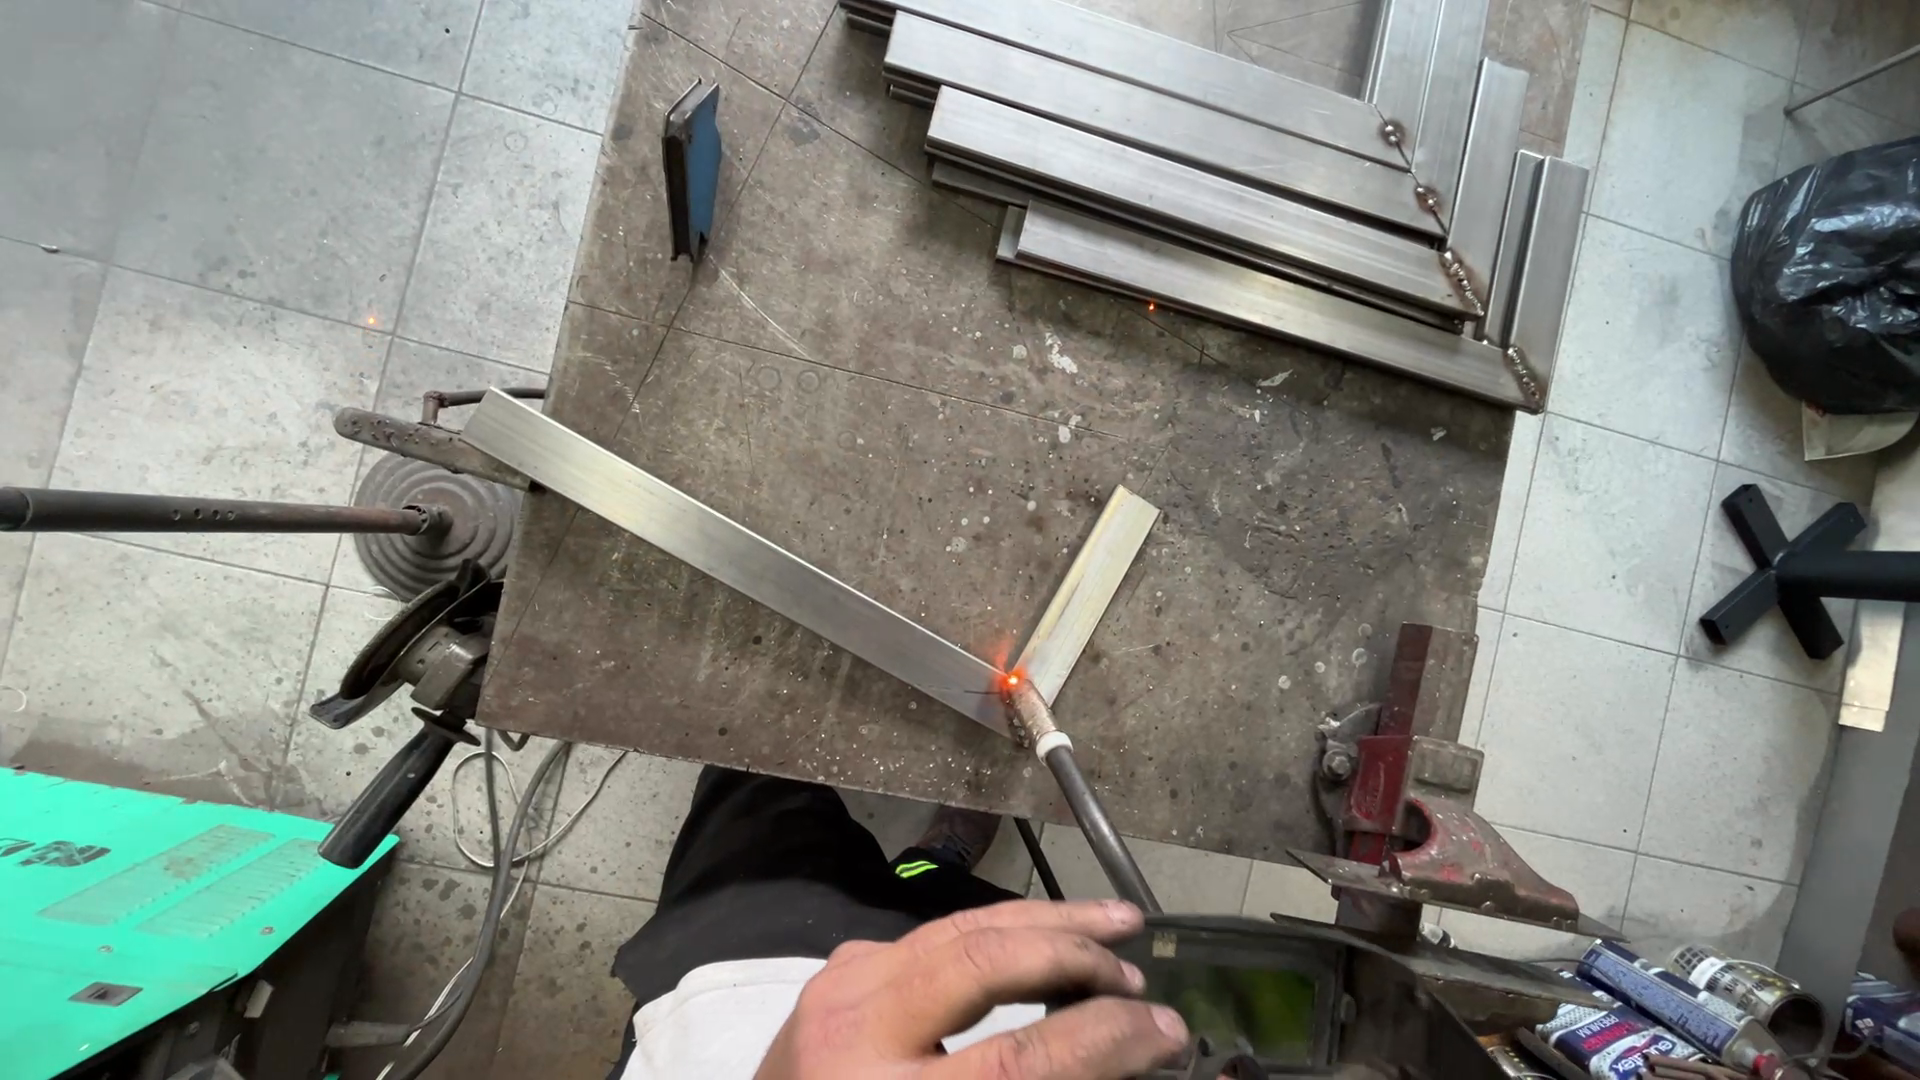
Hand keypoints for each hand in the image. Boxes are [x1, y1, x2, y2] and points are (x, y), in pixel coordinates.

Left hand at [754, 899, 1189, 1079]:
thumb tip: (1113, 1054)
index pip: (1018, 1063)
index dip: (1103, 1039)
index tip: (1164, 1029)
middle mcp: (858, 1034)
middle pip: (984, 963)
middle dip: (1073, 954)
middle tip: (1136, 966)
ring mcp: (842, 985)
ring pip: (961, 926)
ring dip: (1043, 920)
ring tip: (1110, 920)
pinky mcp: (842, 964)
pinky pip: (935, 933)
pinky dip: (997, 930)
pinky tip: (1039, 931)